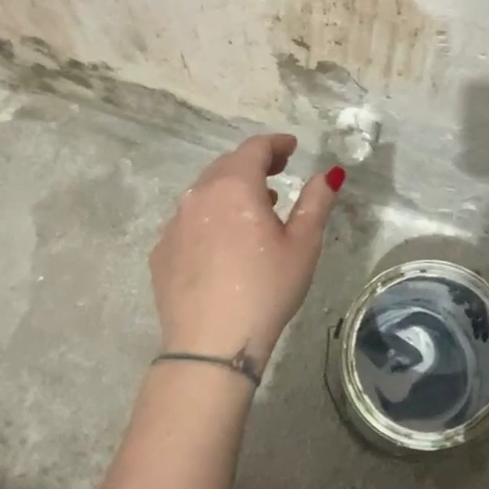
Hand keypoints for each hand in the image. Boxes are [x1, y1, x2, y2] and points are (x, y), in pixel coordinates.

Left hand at [149, 134, 343, 376]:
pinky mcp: (161, 252)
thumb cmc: (267, 288)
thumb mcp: (303, 244)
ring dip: (231, 192)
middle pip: (226, 166)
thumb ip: (316, 202)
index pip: (254, 148)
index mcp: (235, 186)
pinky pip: (189, 222)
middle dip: (254, 165)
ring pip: (205, 194)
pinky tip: (225, 244)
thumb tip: (328, 174)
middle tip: (278, 174)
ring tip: (255, 210)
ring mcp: (174, 225)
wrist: (210, 344)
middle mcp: (198, 196)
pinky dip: (210, 220)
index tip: (292, 148)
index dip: (276, 144)